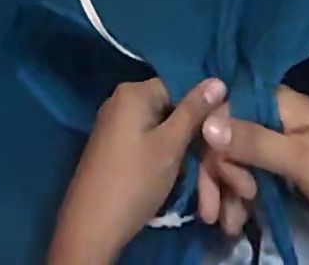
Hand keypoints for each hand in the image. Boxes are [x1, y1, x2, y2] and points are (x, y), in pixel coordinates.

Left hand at [47, 77, 224, 264]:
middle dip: (186, 128)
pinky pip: (142, 136)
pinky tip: (166, 170)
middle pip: (166, 104)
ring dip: (174, 143)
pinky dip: (157, 150)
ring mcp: (112, 122)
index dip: (199, 107)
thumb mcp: (170, 146)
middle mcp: (120, 99)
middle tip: (203, 154)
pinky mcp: (109, 144)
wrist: (90, 228)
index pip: (177, 85)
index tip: (216, 130)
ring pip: (156, 123)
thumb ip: (194, 111)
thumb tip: (218, 80)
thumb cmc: (134, 181)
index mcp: (133, 91)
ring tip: (187, 165)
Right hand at [201, 87, 308, 264]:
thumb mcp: (301, 161)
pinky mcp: (289, 160)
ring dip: (228, 190)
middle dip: (218, 175)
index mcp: (275, 100)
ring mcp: (281, 136)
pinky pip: (254, 170)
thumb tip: (206, 122)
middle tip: (221, 216)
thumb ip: (254, 142)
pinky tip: (241, 219)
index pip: (222, 109)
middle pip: (226, 135)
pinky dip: (244, 195)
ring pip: (237, 156)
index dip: (212, 146)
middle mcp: (273, 112)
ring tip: (230, 226)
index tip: (220, 185)